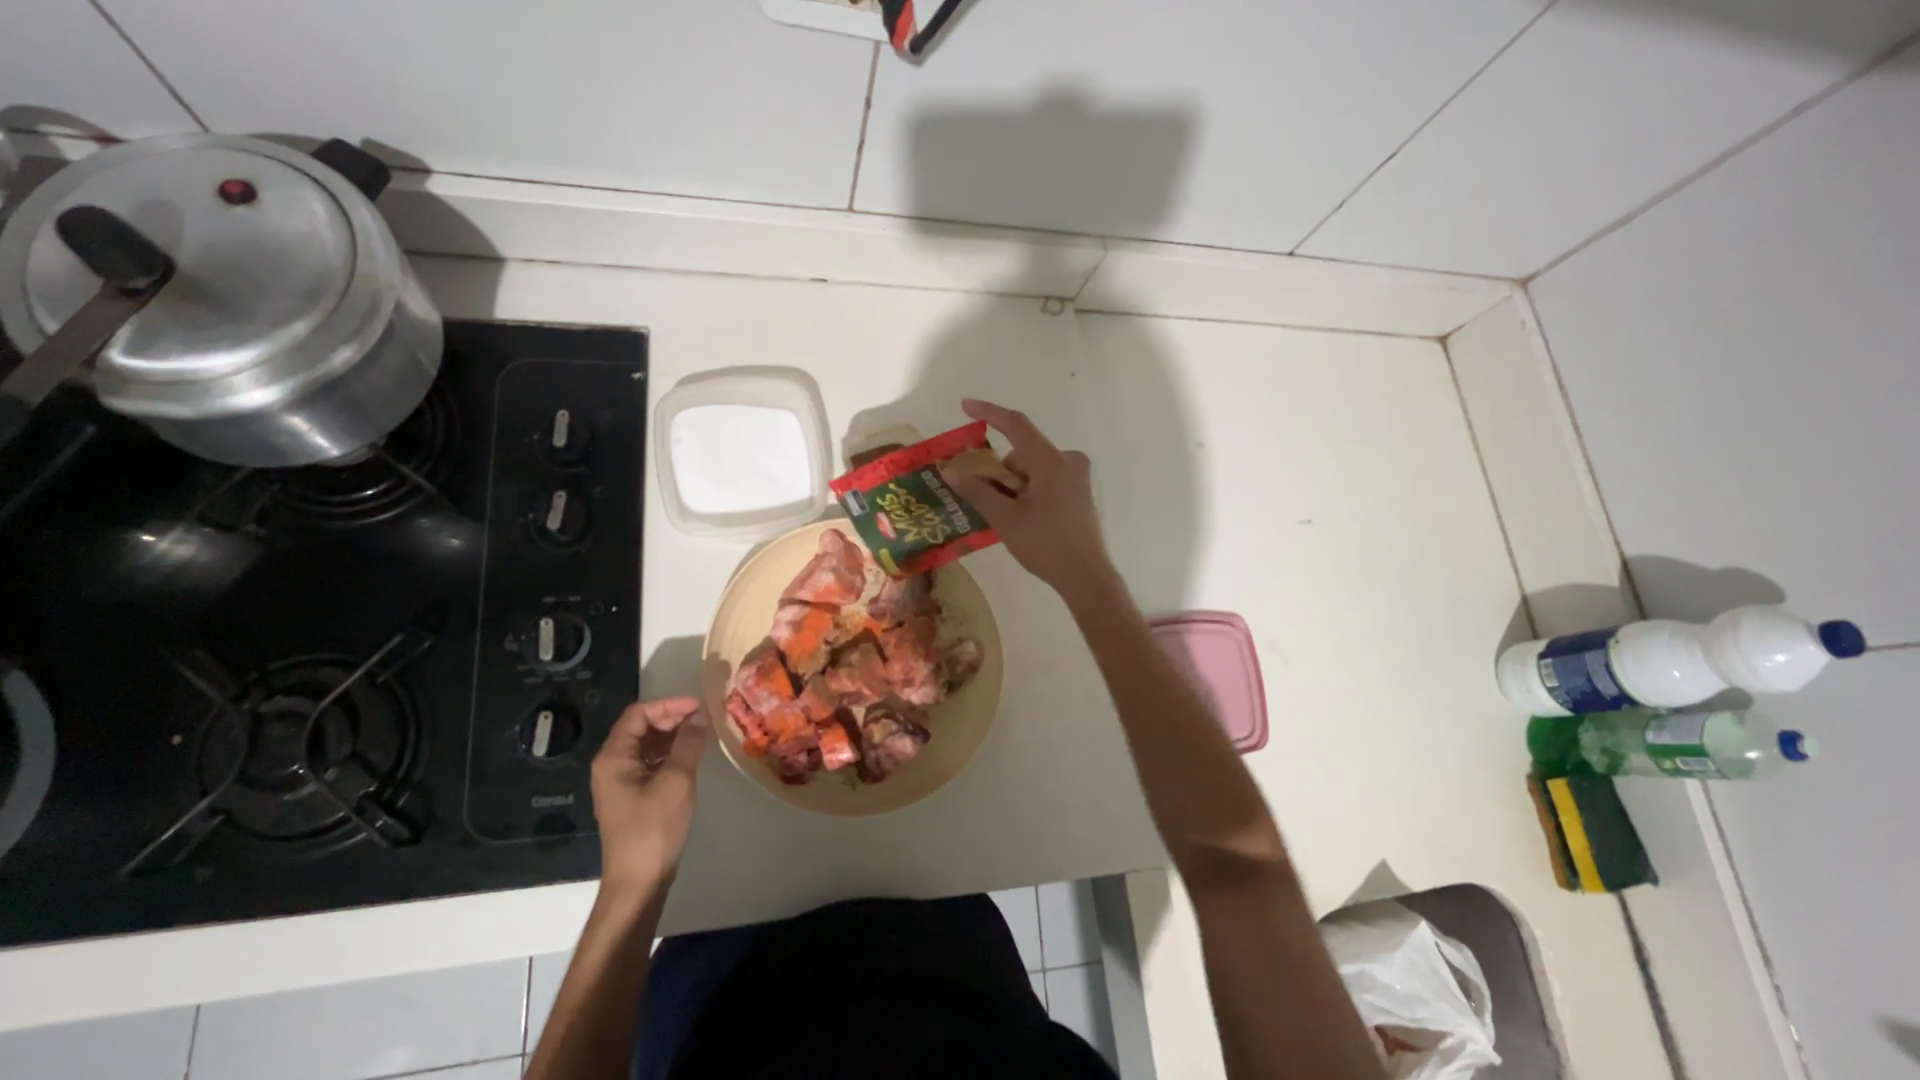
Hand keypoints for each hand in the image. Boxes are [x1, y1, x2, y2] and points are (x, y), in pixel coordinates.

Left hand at [589, 697, 710, 895]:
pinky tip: (690, 759)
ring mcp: (619, 783)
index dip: (668, 705)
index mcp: (613, 757)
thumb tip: (699, 716)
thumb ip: (687, 744)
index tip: (698, 707)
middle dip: (671, 719)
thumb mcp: (676, 782)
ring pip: (645, 747)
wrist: (638, 881)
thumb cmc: (653, 828)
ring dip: (672, 737)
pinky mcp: (631, 798)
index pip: (637, 714)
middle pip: (639, 728)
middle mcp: (611, 765)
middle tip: (703, 720)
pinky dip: (669, 756)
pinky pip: (649, 765)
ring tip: (701, 736)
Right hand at [943, 398, 1116, 597]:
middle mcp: (1068, 460)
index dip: (989, 413)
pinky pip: (1046, 480)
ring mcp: (1078, 476)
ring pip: (1033, 469)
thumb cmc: (1045, 545)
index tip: (965, 406)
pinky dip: (1029, 491)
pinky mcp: (1081, 492)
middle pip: (1023, 453)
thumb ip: (977, 491)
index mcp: (1051, 460)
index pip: (1015, 425)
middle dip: (1000, 471)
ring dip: (1014, 485)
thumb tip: (950, 471)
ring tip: (1006, 517)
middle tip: (984, 498)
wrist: (1086, 577)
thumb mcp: (1005, 518)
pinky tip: (1022, 518)